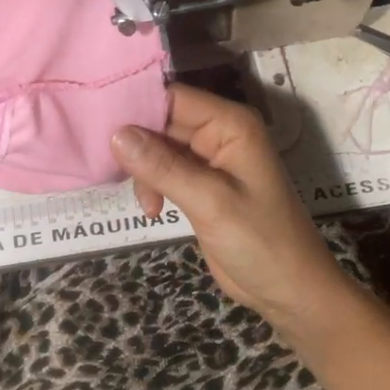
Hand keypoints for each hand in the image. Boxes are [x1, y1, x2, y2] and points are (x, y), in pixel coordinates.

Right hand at [111, 85, 355, 332]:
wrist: (290, 291)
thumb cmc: (261, 241)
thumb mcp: (209, 202)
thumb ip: (162, 166)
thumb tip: (116, 133)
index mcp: (230, 124)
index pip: (173, 97)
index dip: (137, 106)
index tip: (98, 124)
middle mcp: (219, 132)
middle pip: (163, 119)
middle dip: (135, 141)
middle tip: (106, 165)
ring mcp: (210, 159)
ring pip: (159, 146)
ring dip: (142, 168)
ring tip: (144, 200)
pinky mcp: (201, 184)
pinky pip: (165, 169)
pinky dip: (151, 184)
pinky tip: (153, 209)